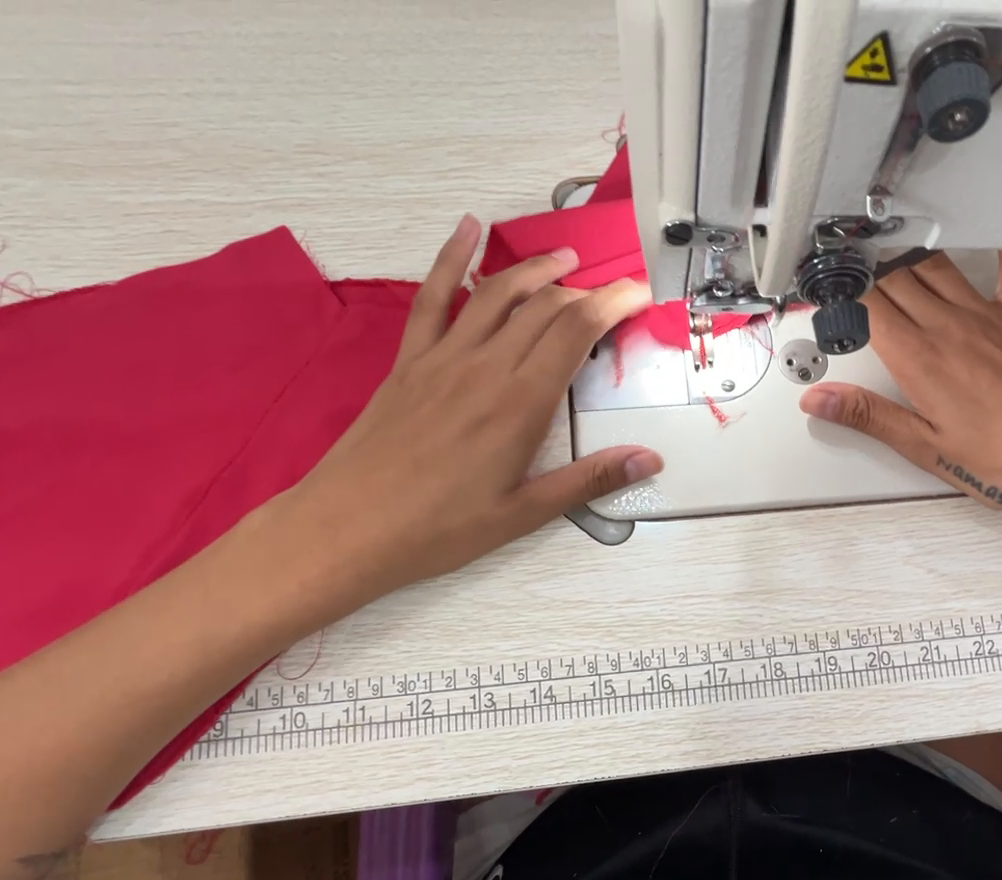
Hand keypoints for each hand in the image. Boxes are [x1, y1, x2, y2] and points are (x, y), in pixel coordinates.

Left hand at [274, 216, 660, 601]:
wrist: (351, 525)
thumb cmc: (442, 528)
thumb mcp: (525, 513)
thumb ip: (590, 480)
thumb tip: (650, 459)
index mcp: (520, 403)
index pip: (576, 332)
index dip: (613, 304)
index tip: (639, 294)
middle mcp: (485, 367)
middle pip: (544, 307)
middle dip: (586, 289)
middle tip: (614, 289)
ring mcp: (443, 357)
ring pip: (496, 293)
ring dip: (535, 269)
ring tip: (565, 257)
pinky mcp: (410, 360)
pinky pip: (432, 297)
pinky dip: (451, 258)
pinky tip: (466, 230)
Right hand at [797, 251, 1001, 532]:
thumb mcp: (924, 447)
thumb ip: (867, 415)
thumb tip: (818, 400)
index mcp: (919, 359)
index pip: (868, 305)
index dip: (843, 293)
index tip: (827, 292)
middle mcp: (951, 327)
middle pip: (897, 278)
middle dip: (869, 271)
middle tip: (850, 269)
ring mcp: (989, 317)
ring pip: (939, 267)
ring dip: (911, 258)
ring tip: (890, 253)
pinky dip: (1000, 249)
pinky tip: (991, 236)